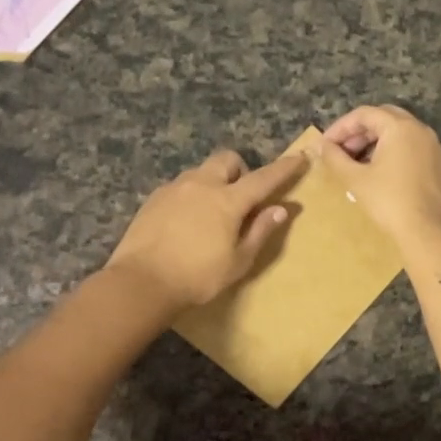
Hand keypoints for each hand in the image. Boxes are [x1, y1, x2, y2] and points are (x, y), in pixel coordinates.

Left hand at [104, 148, 306, 312]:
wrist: (142, 282)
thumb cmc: (199, 276)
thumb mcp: (239, 261)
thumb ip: (260, 231)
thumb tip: (280, 209)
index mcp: (227, 200)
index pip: (263, 178)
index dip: (284, 168)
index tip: (299, 158)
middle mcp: (201, 185)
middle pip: (226, 160)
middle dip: (241, 170)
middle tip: (243, 199)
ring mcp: (174, 189)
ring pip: (201, 171)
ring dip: (215, 182)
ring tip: (213, 213)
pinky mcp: (154, 199)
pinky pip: (181, 186)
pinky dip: (193, 195)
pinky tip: (189, 222)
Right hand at [319, 105, 440, 248]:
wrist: (426, 232)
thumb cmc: (388, 202)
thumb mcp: (355, 178)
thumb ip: (335, 157)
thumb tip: (323, 146)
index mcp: (401, 127)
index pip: (364, 114)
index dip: (341, 127)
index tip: (326, 144)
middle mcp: (422, 130)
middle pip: (385, 119)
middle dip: (360, 132)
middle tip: (343, 150)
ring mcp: (436, 148)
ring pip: (402, 134)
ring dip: (378, 143)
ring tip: (359, 163)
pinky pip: (415, 150)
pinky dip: (397, 154)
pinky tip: (384, 173)